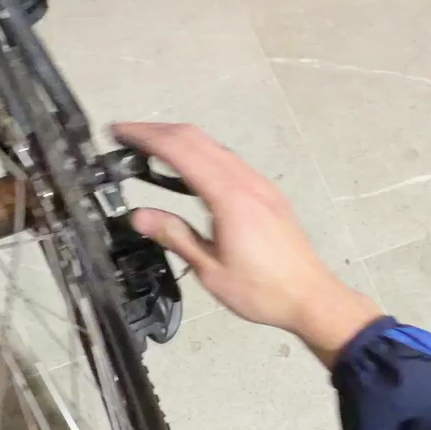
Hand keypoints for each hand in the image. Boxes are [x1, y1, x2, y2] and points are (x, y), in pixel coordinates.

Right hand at [114, 122, 381, 364]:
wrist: (311, 297)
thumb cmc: (261, 292)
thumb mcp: (211, 270)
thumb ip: (176, 237)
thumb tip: (138, 215)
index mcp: (228, 197)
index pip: (180, 151)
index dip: (146, 136)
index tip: (118, 132)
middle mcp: (246, 181)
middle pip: (197, 139)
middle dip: (159, 132)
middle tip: (127, 138)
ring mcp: (261, 185)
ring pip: (216, 148)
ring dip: (182, 142)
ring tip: (152, 153)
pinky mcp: (269, 194)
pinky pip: (231, 162)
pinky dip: (203, 155)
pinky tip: (191, 172)